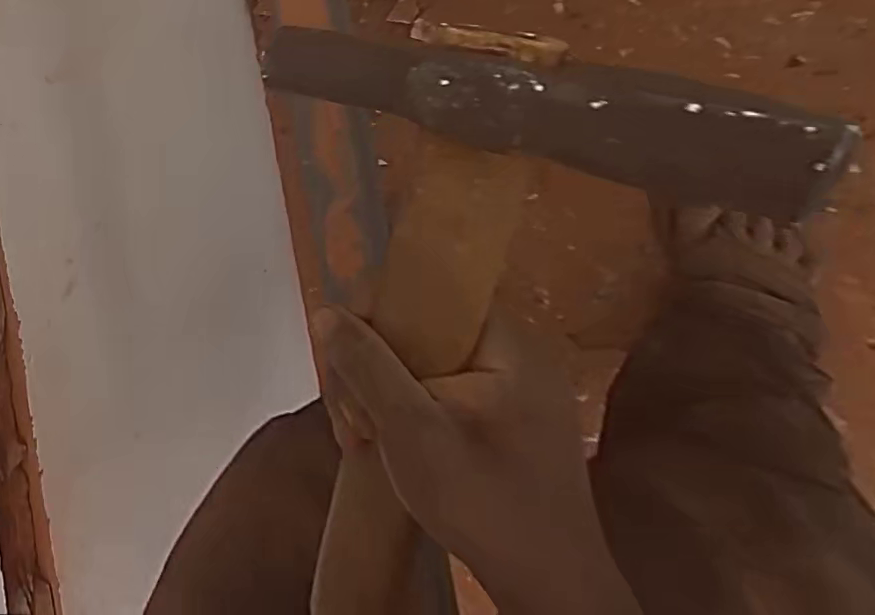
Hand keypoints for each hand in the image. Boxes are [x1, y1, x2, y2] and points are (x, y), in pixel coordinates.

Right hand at [312, 307, 640, 614]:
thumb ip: (367, 365)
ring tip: (362, 434)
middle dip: (367, 364)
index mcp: (506, 342)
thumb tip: (325, 312)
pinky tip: (378, 435)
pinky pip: (425, 378)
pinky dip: (395, 401)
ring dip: (374, 387)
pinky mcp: (491, 407)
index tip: (349, 364)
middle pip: (411, 322)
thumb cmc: (487, 509)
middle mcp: (508, 350)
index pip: (422, 290)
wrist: (549, 593)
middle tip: (354, 416)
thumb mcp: (413, 431)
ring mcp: (502, 380)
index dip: (374, 314)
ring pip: (411, 352)